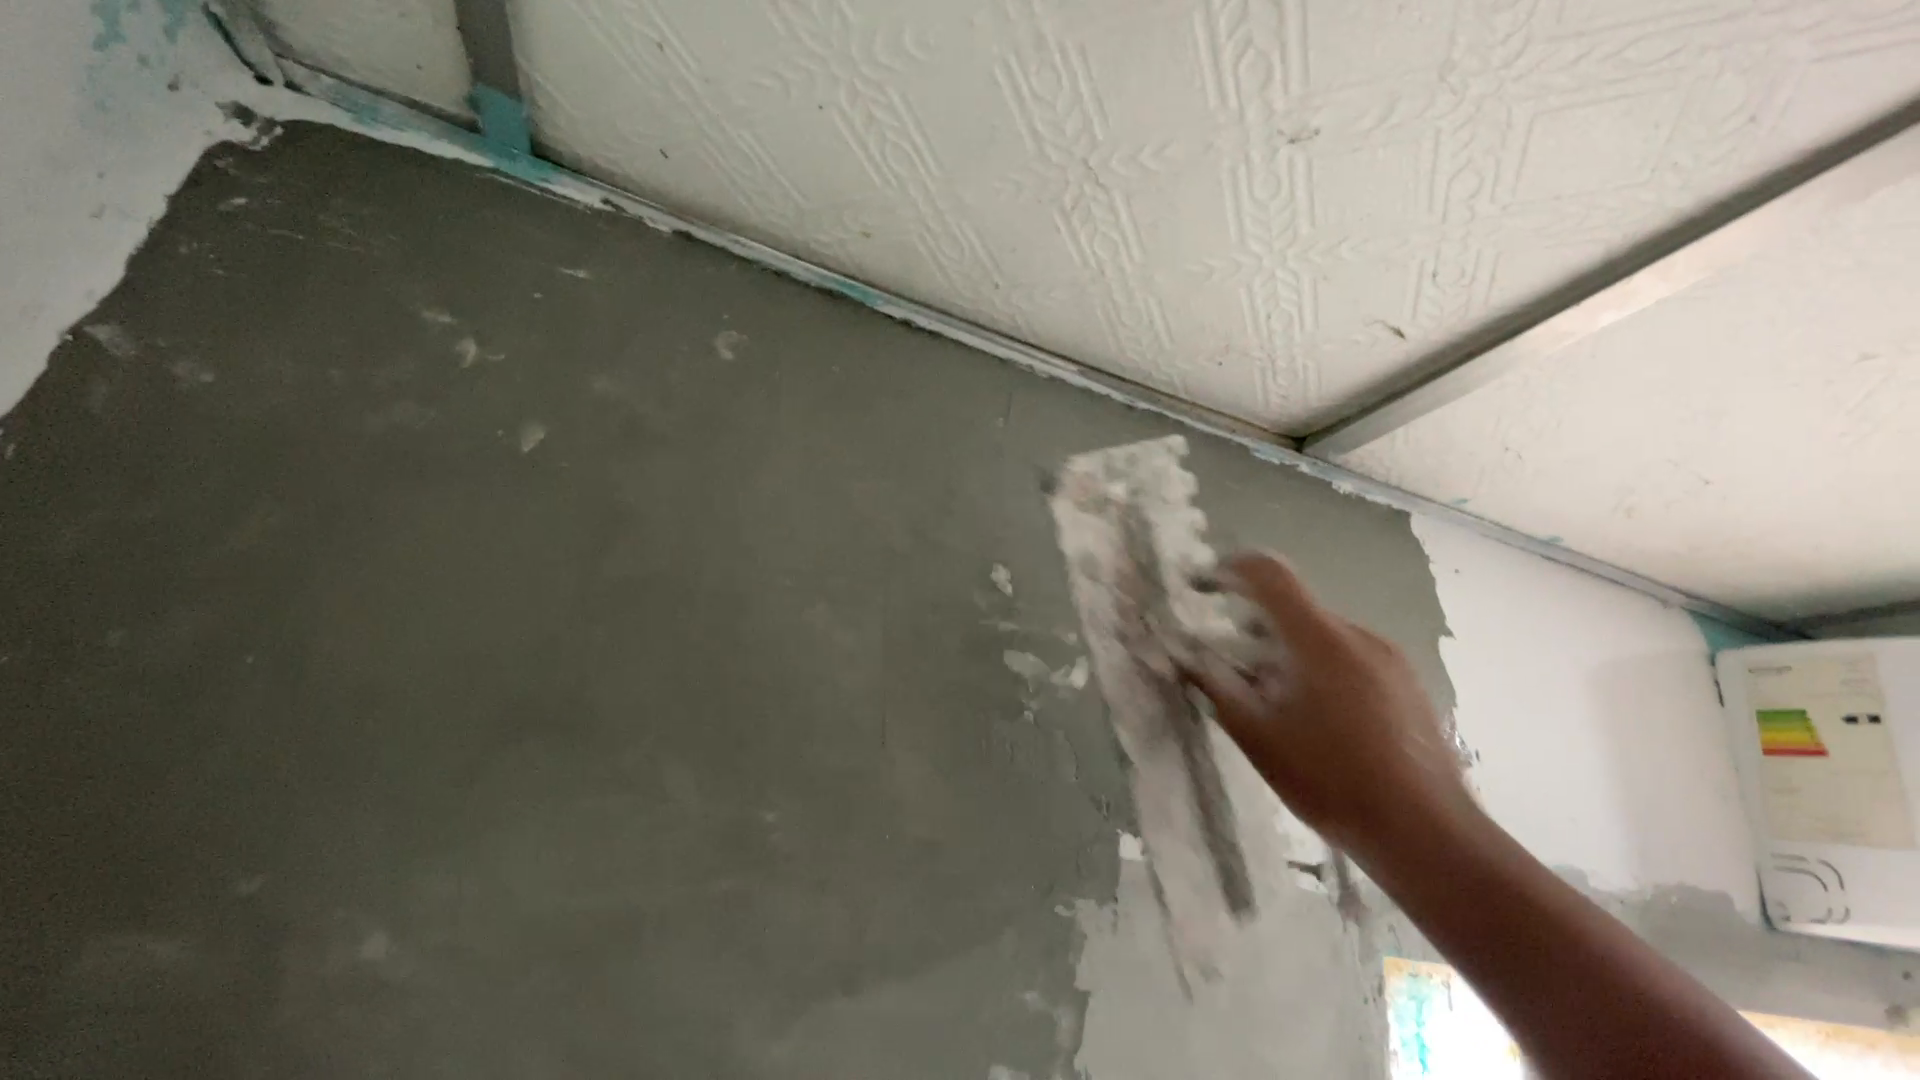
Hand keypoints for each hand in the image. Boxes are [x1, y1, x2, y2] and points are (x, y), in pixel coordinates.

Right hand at [1183, 551, 1477, 862]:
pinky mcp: (1406, 682)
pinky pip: (1348, 657)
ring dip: (1284, 652)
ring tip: (1268, 702)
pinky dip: (1316, 669)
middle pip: (1293, 607)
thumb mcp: (1258, 737)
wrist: (1427, 832)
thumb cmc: (1332, 782)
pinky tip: (1312, 720)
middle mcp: (1357, 634)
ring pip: (1320, 635)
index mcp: (1319, 638)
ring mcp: (1388, 657)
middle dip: (1251, 626)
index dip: (1228, 569)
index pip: (1268, 573)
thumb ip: (1216, 686)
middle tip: (1226, 666)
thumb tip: (1183, 654)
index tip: (1199, 589)